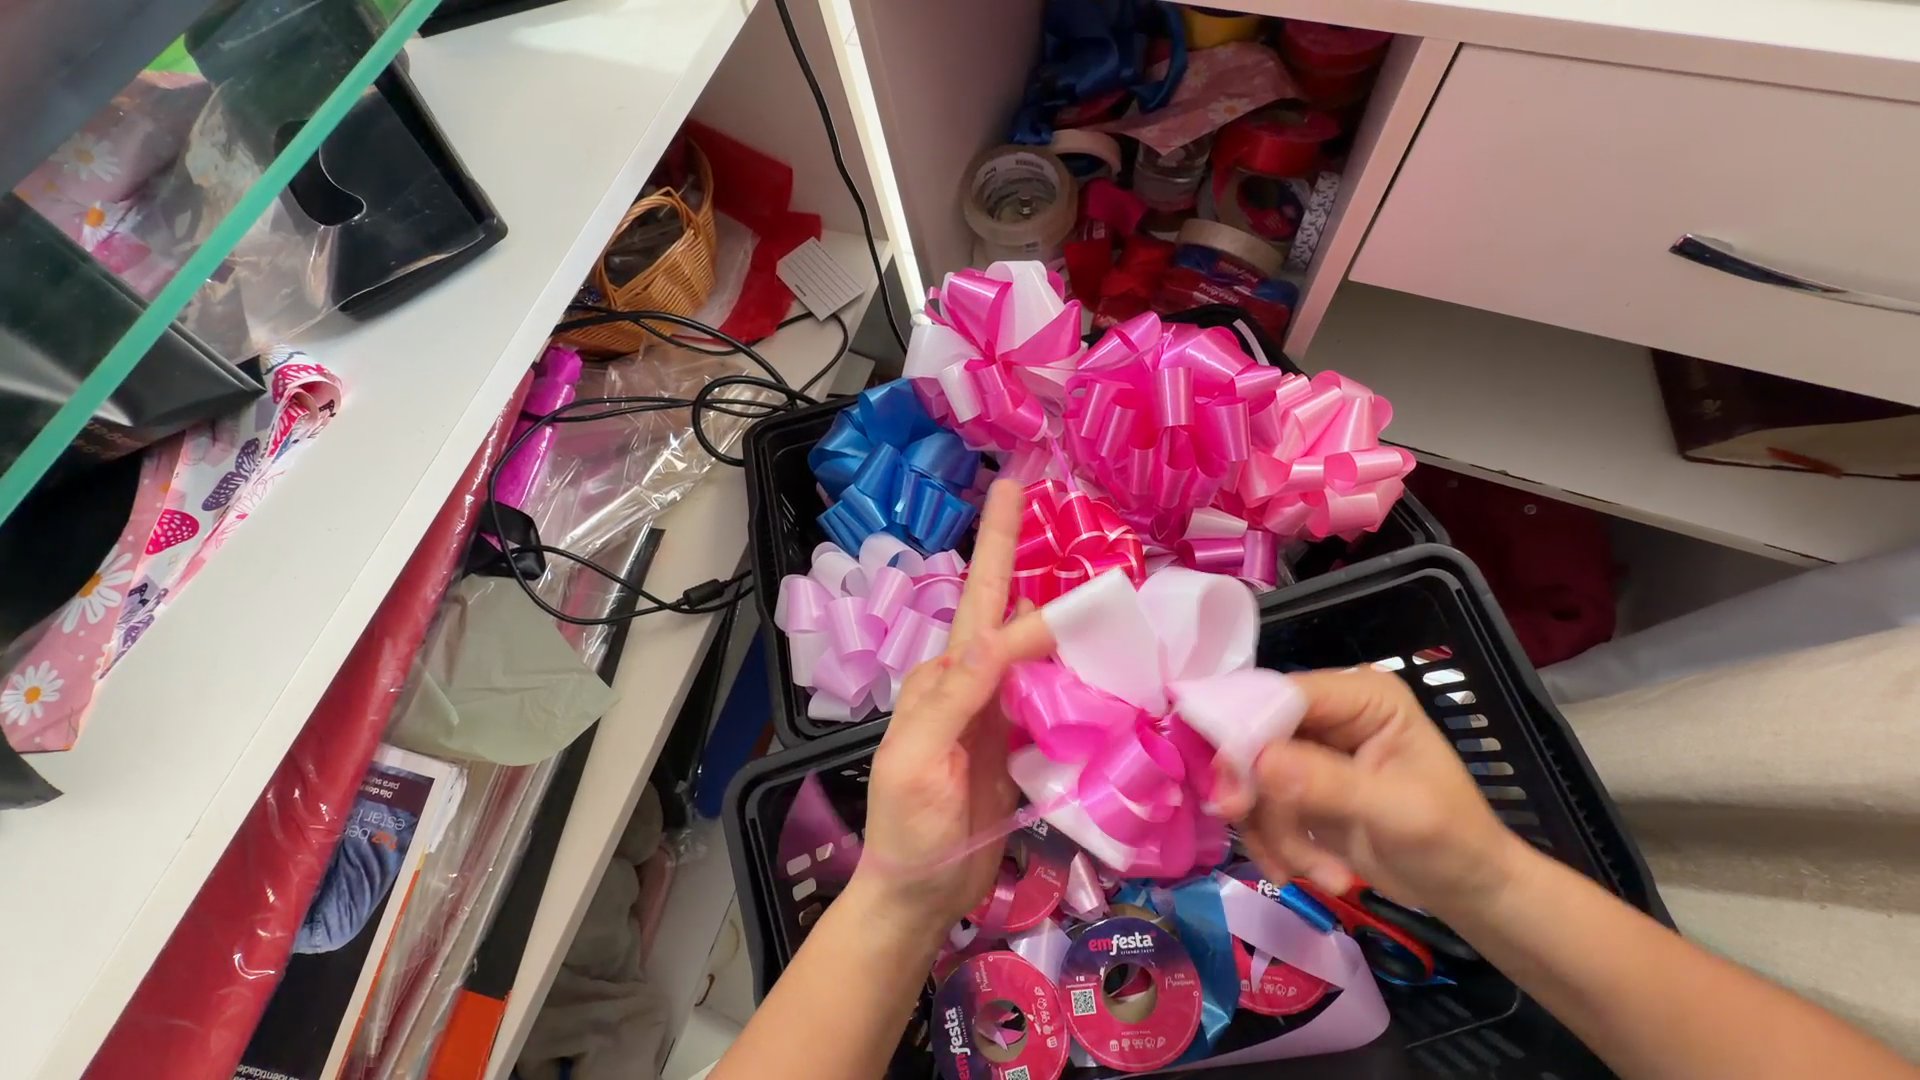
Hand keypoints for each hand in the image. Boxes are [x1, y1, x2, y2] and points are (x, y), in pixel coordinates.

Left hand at [851, 480, 1054, 940]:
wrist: (920, 895)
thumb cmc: (908, 829)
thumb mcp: (917, 760)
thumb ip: (954, 697)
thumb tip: (998, 636)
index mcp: (940, 683)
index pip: (984, 627)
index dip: (1029, 611)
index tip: (1078, 611)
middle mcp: (970, 686)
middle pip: (994, 609)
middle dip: (1003, 550)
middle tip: (1015, 490)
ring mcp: (996, 712)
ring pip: (1029, 647)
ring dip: (1047, 601)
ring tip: (1069, 557)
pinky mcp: (1019, 743)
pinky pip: (1049, 693)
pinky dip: (1070, 665)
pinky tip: (1094, 650)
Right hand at [1215, 669, 1531, 917]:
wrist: (1466, 892)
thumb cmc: (1453, 843)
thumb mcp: (1399, 813)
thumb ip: (1329, 784)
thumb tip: (1261, 762)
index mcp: (1363, 697)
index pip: (1285, 696)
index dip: (1248, 732)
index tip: (1229, 783)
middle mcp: (1330, 713)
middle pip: (1257, 734)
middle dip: (1254, 790)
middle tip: (1245, 823)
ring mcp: (1309, 748)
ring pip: (1251, 776)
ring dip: (1271, 829)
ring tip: (1310, 872)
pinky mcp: (1295, 784)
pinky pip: (1257, 803)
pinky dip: (1271, 841)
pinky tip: (1300, 871)